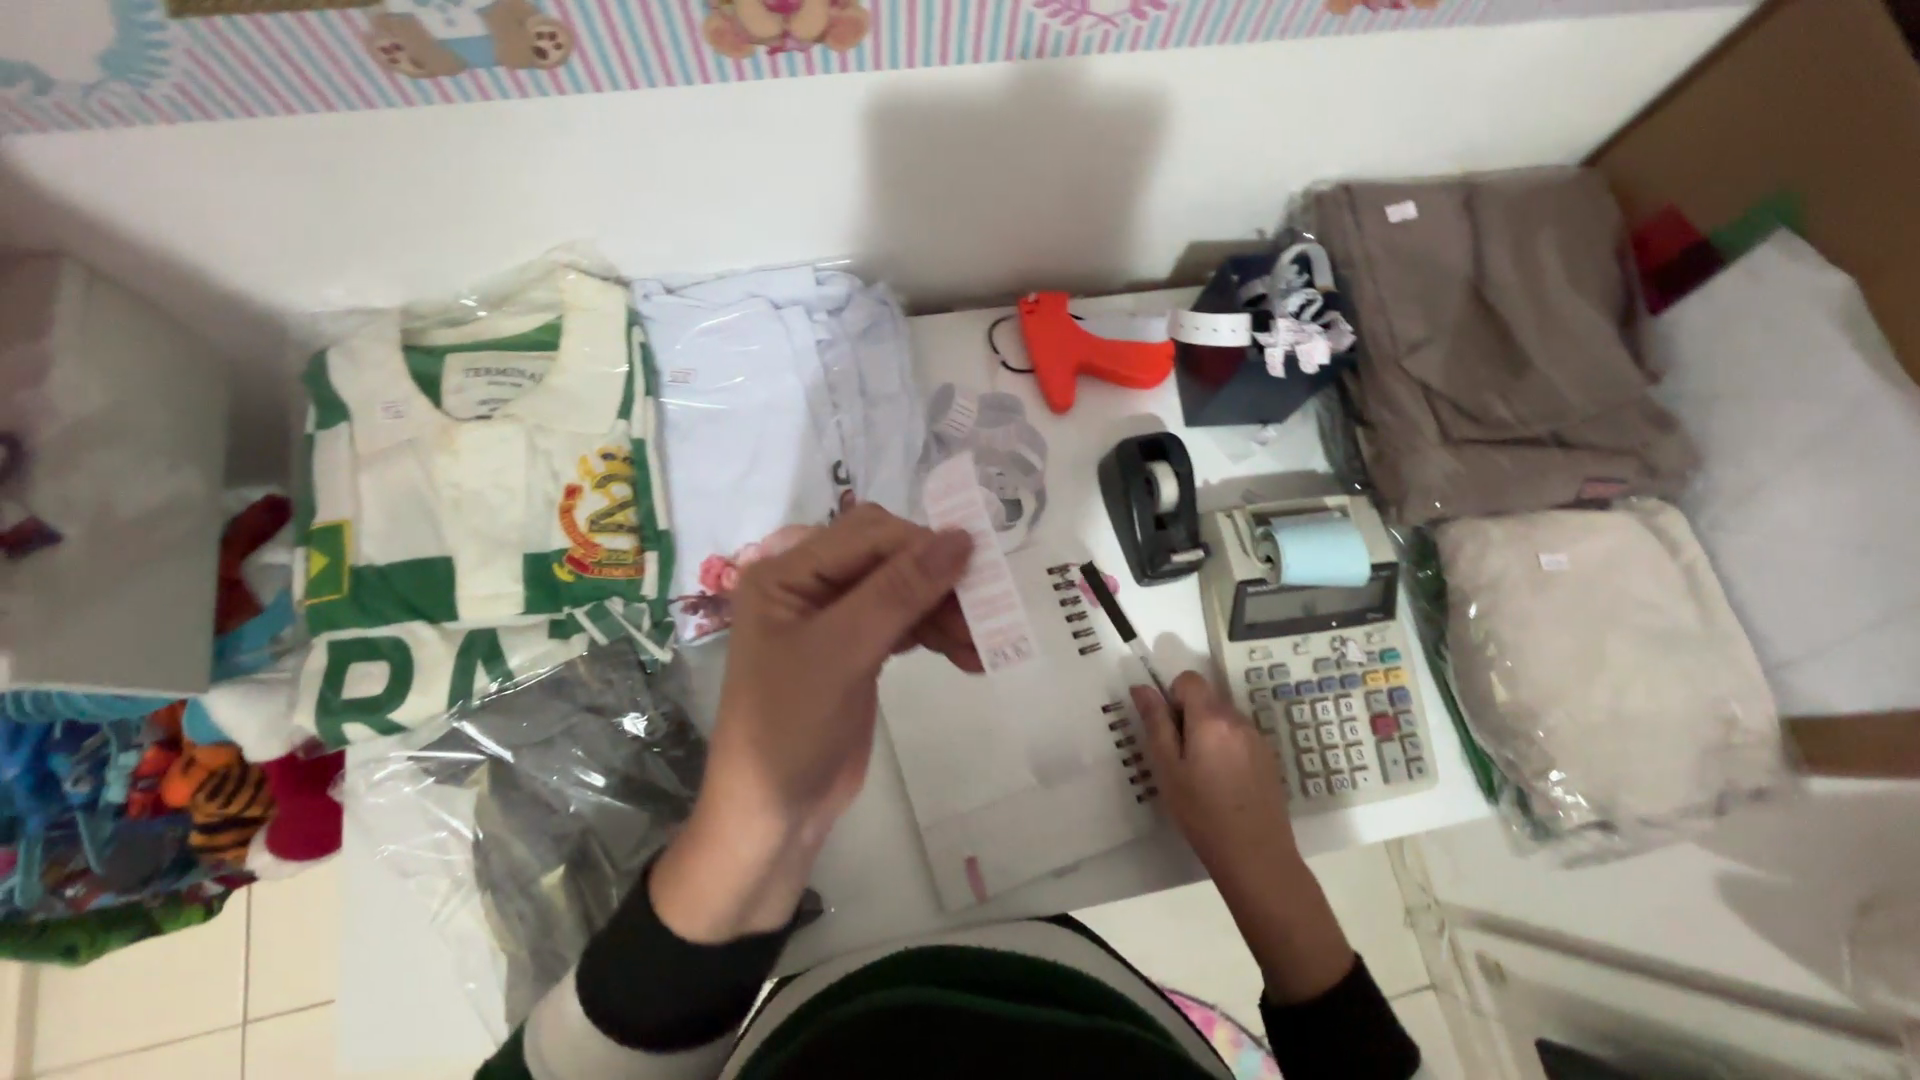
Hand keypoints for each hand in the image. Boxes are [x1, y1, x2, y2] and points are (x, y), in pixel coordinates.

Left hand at [653, 506, 976, 941]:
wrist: (774, 812)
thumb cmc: (789, 727)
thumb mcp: (841, 653)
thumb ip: (898, 592)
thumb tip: (961, 538)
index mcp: (785, 570)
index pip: (867, 533)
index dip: (922, 545)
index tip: (979, 572)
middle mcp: (808, 582)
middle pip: (888, 555)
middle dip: (936, 579)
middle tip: (983, 615)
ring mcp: (834, 615)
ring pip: (903, 587)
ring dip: (943, 609)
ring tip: (981, 647)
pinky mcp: (857, 646)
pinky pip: (904, 619)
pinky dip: (934, 631)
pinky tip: (964, 655)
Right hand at [1132, 672, 1354, 1002]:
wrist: (1255, 855)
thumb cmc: (1201, 812)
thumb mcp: (1167, 768)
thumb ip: (1155, 723)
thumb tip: (1143, 688)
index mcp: (1211, 719)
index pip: (1190, 679)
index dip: (1172, 697)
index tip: (1166, 730)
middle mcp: (1238, 720)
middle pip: (1207, 698)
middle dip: (1187, 717)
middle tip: (1177, 757)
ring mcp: (1257, 739)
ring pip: (1223, 719)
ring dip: (1206, 733)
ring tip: (1200, 774)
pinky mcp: (1268, 758)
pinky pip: (1239, 738)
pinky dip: (1225, 748)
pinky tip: (1222, 784)